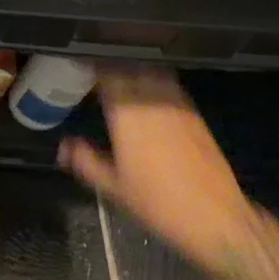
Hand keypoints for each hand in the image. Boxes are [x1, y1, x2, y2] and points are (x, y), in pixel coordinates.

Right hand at [59, 64, 272, 279]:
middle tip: (96, 66)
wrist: (214, 217)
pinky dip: (155, 81)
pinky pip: (170, 86)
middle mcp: (153, 104)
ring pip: (153, 72)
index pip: (108, 75)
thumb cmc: (158, 203)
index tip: (79, 62)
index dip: (92, 64)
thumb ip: (86, 161)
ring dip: (134, 68)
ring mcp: (177, 107)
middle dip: (111, 63)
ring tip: (120, 72)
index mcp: (128, 117)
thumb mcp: (113, 187)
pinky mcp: (195, 116)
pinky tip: (148, 92)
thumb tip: (64, 146)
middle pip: (130, 68)